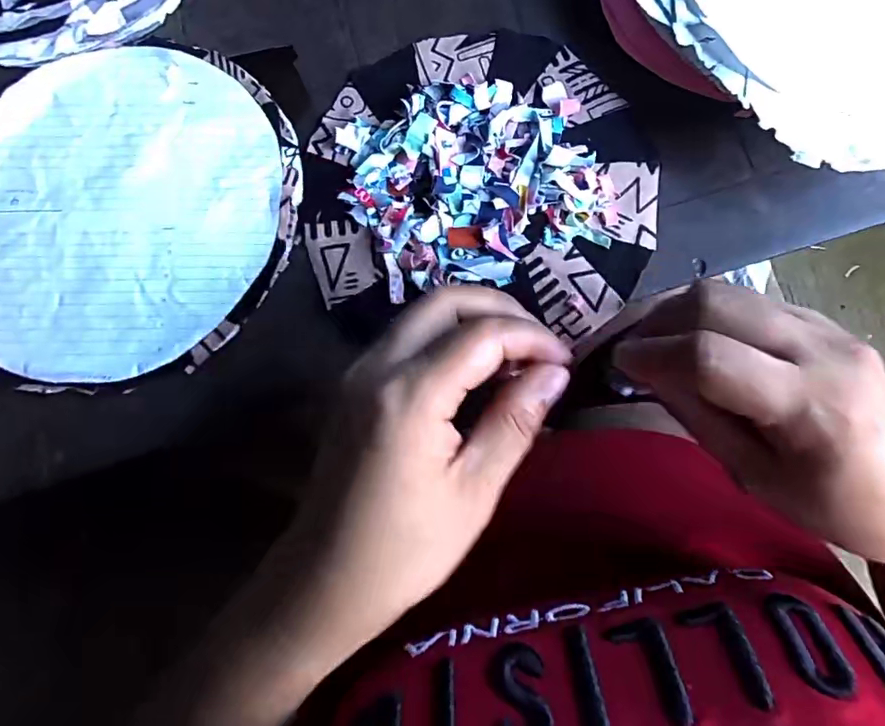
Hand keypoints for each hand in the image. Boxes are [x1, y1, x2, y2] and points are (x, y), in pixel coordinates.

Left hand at [163, 287, 572, 725]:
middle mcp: (379, 366)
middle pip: (448, 299)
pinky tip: (478, 366)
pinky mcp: (356, 381)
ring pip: (426, 310)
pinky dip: (451, 332)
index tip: (565, 360)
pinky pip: (410, 333)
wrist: (319, 585)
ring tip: (517, 352)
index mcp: (409, 395)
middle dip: (503, 309)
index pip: (483, 334)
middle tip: (540, 343)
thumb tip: (556, 372)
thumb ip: (516, 421)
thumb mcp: (474, 493)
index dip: (532, 336)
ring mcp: (361, 369)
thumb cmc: (404, 552)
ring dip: (476, 317)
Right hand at [611, 280, 884, 566]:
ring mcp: (828, 326)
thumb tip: (648, 370)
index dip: (654, 353)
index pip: (711, 357)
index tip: (618, 362)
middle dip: (659, 318)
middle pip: (718, 304)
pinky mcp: (824, 318)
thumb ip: (701, 417)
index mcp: (813, 407)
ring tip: (652, 335)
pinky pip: (752, 300)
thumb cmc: (839, 508)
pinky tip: (692, 334)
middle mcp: (824, 350)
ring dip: (680, 307)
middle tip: (629, 345)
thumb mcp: (758, 481)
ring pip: (731, 291)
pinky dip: (710, 311)